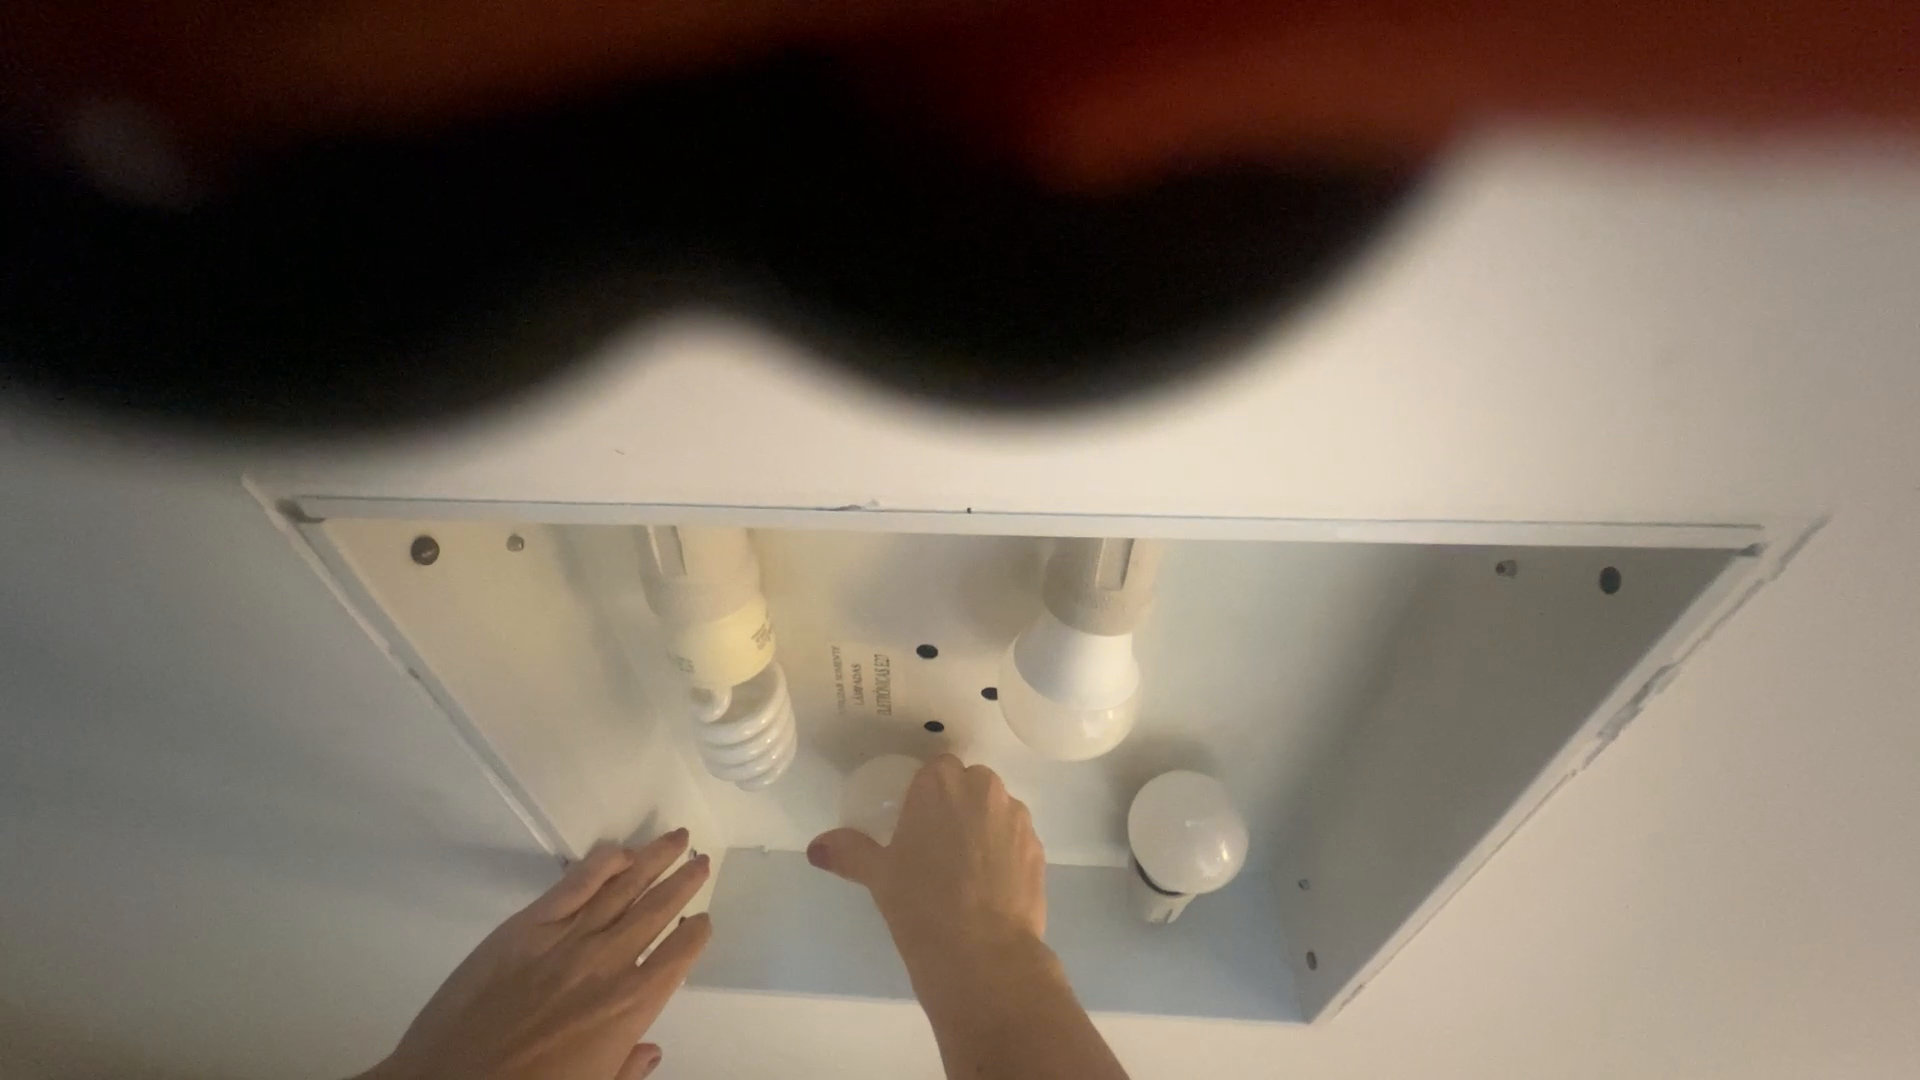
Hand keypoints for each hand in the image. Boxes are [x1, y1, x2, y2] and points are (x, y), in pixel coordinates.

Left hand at [360, 830, 712, 1079]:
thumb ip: (626, 1071)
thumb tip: (651, 1051)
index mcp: (630, 1006)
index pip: (681, 953)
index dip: (696, 933)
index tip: (701, 921)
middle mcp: (610, 961)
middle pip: (660, 908)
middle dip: (685, 881)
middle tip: (702, 861)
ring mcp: (570, 937)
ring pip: (626, 885)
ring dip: (656, 859)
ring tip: (678, 839)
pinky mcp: (529, 925)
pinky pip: (576, 883)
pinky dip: (604, 862)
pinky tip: (621, 852)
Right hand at [806, 756, 1045, 977]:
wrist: (982, 954)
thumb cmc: (921, 904)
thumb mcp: (879, 876)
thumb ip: (848, 851)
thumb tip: (816, 847)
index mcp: (941, 783)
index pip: (937, 770)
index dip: (928, 794)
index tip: (918, 825)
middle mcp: (983, 788)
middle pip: (970, 784)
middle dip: (958, 806)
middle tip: (940, 848)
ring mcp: (1016, 816)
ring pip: (997, 809)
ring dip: (985, 826)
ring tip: (968, 872)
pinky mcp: (1038, 847)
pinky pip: (1017, 838)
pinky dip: (1006, 852)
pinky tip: (991, 887)